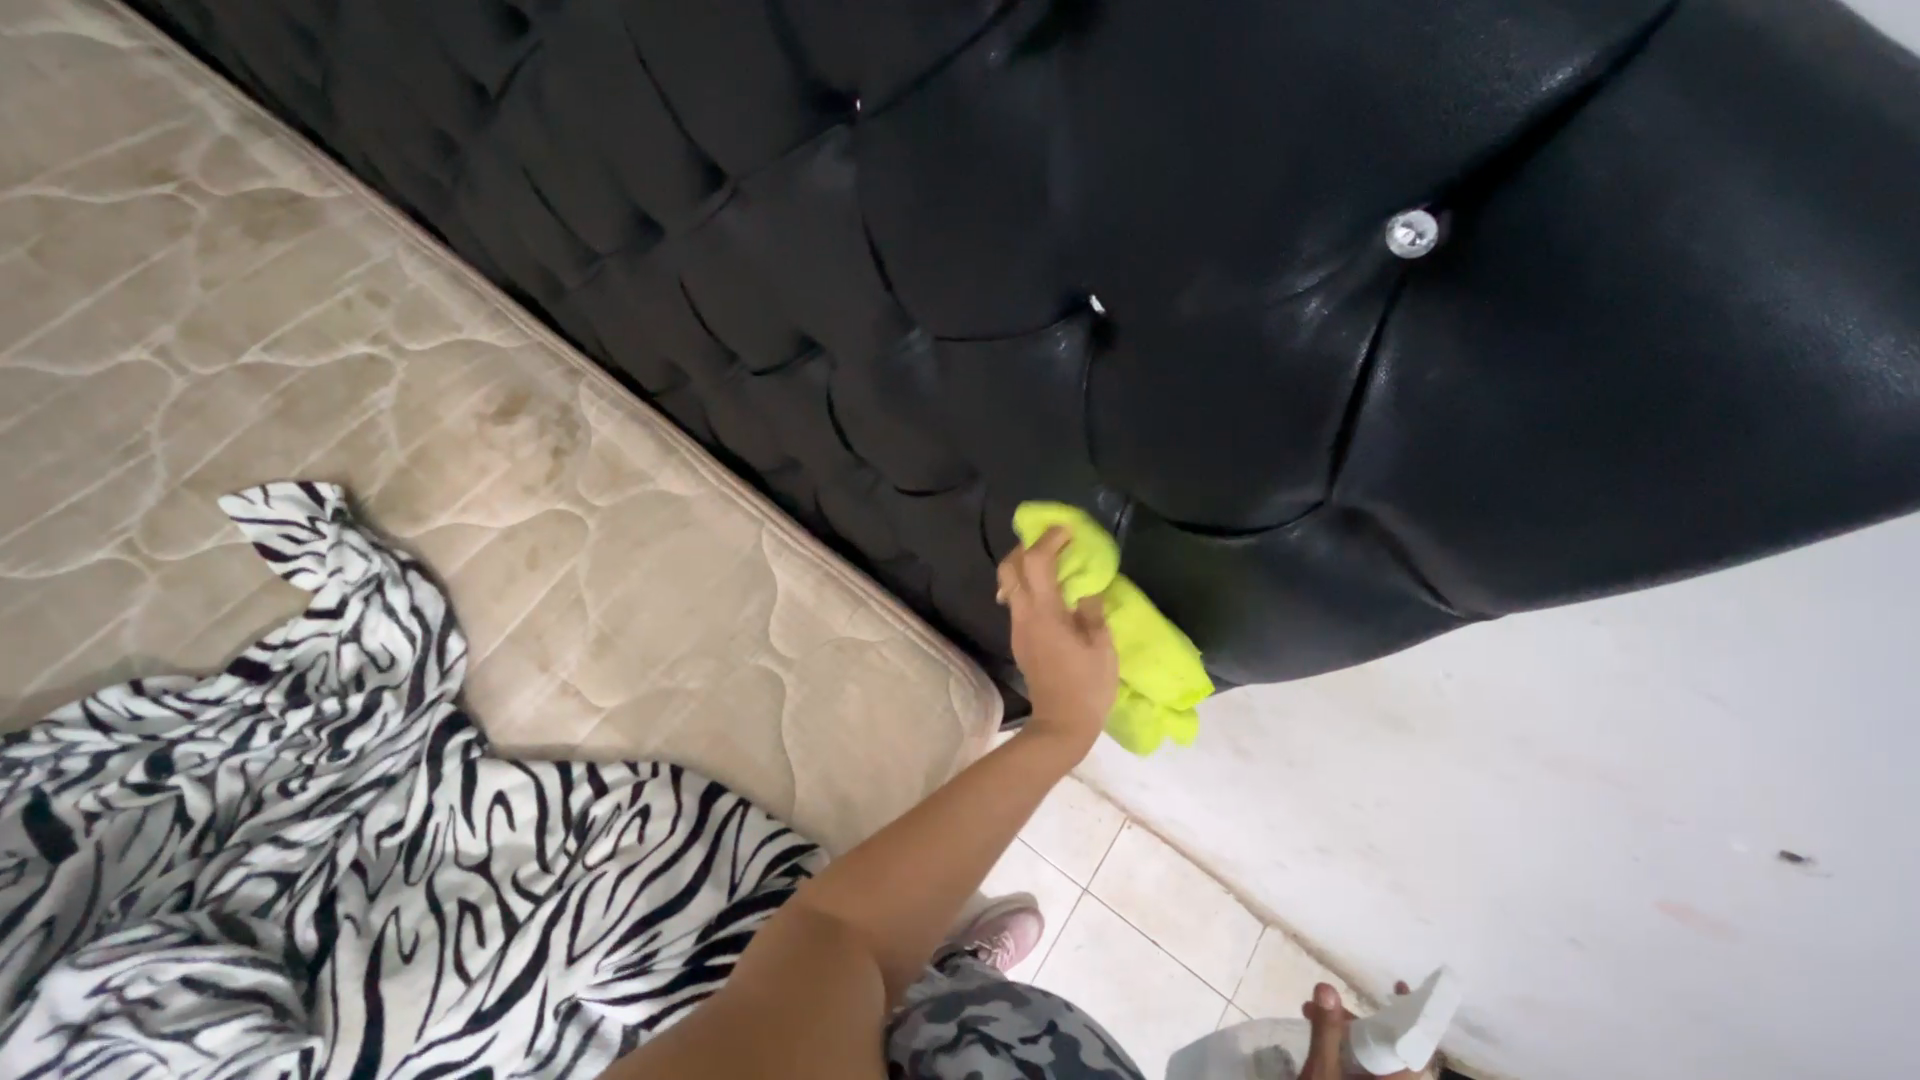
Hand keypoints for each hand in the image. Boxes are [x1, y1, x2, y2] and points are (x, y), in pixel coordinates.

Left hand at [996, 527, 1117, 755]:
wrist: (1061, 724)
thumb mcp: (1102, 647)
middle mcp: (1024, 616)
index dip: (1049, 540)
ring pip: (1010, 586)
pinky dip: (1030, 588)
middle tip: (1050, 542)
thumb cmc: (1087, 686)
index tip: (1067, 531)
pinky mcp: (1020, 641)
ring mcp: (1018, 629)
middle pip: (1009, 569)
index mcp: (1045, 613)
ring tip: (1054, 564)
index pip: (1037, 562)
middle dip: (1025, 548)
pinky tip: (1053, 594)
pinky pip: (1019, 603)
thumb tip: (1086, 592)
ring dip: (1026, 568)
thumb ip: (1092, 613)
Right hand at [1301, 981, 1418, 1079]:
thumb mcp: (1324, 1072)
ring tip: (1308, 1011)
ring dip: (1342, 1032)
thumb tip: (1326, 987)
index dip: (1409, 1020)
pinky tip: (1314, 1036)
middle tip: (1331, 1000)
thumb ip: (1327, 1032)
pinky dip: (1339, 1049)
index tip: (1398, 988)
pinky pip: (1358, 1066)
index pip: (1413, 1052)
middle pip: (1386, 1049)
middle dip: (1357, 1022)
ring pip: (1368, 1056)